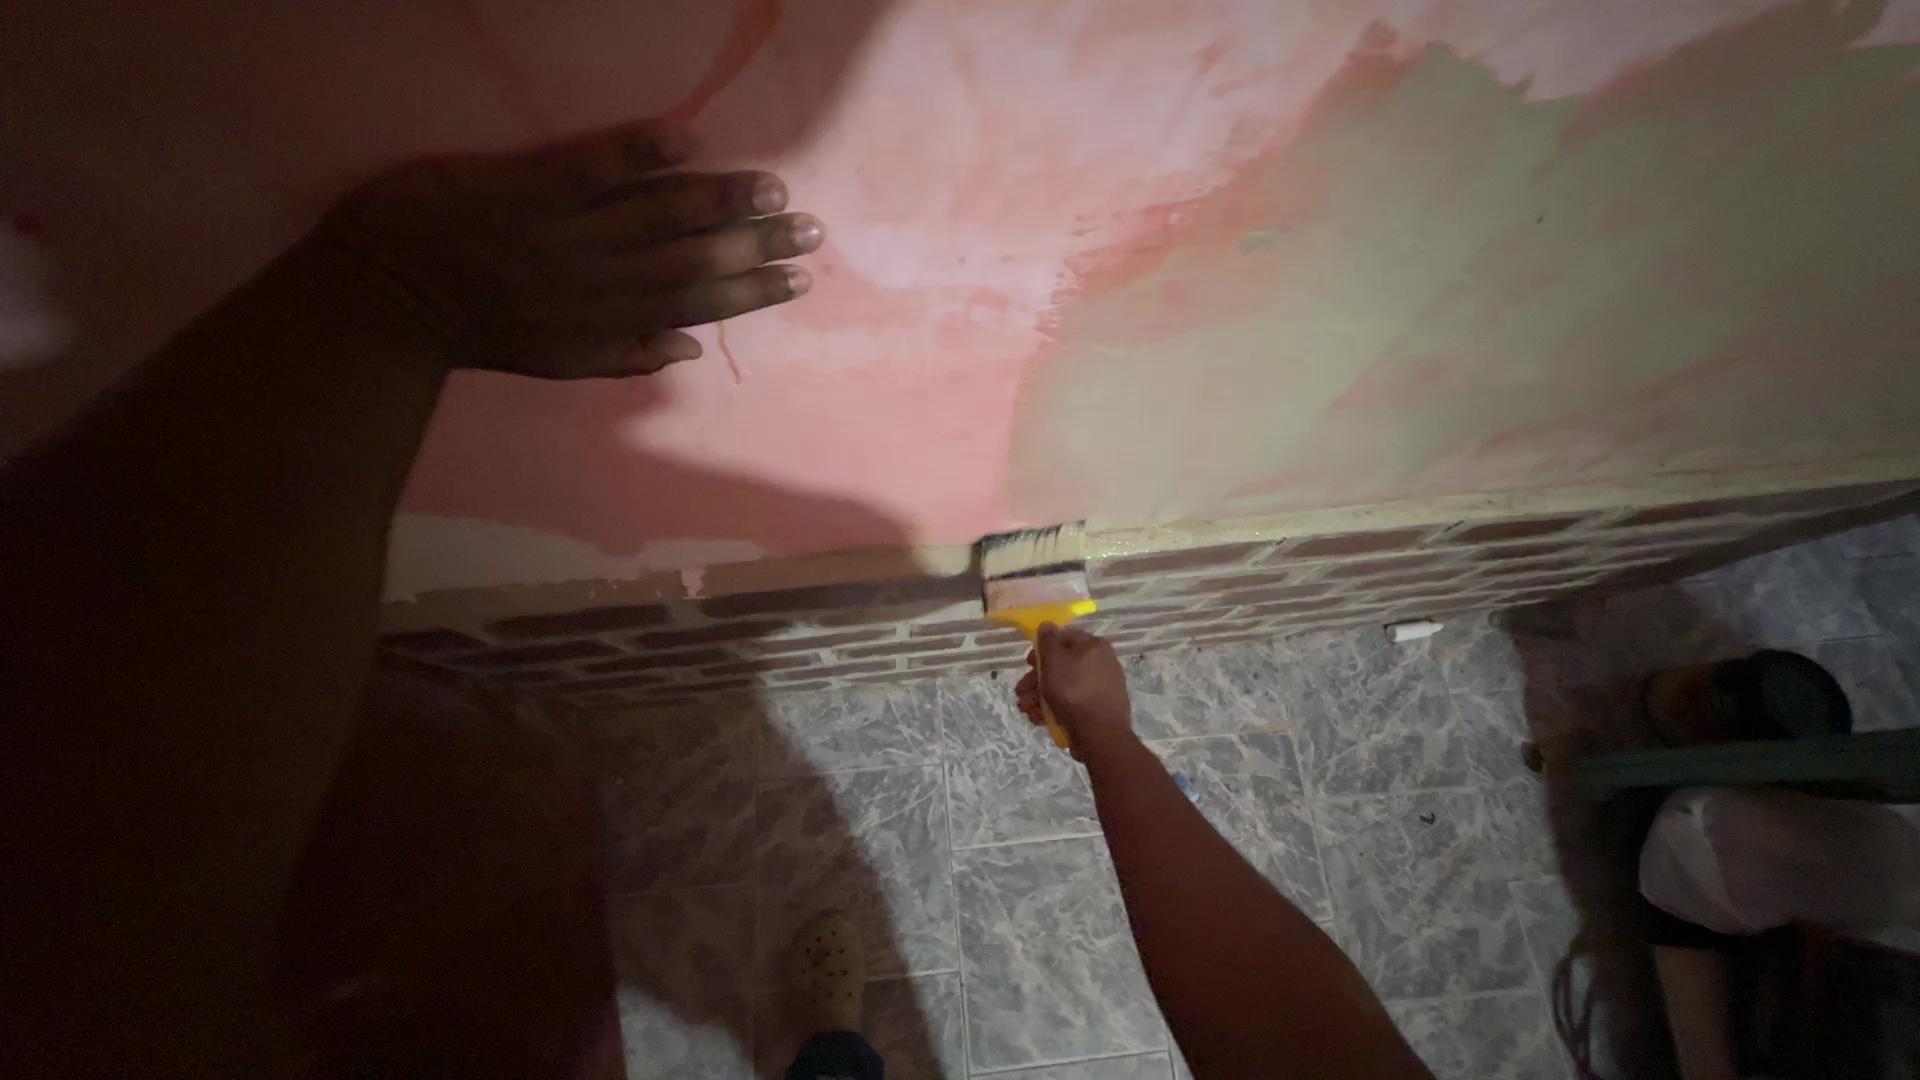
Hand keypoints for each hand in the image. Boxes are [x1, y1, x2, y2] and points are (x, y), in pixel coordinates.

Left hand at [314, 119, 819, 377]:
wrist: (386, 303)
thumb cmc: (481, 333)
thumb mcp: (560, 364)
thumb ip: (626, 358)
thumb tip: (693, 351)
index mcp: (613, 323)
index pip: (699, 304)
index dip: (752, 291)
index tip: (798, 278)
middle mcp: (605, 281)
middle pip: (693, 260)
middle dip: (756, 245)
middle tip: (809, 228)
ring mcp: (567, 234)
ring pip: (657, 218)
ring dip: (718, 203)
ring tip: (771, 189)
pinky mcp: (526, 189)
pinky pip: (590, 169)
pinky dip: (638, 154)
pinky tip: (687, 140)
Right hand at [1014, 623, 1135, 756]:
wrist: (1100, 736)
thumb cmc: (1074, 692)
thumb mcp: (1054, 661)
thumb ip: (1047, 640)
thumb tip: (1047, 624)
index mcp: (1094, 646)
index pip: (1064, 637)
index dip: (1042, 648)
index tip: (1028, 663)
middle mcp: (1101, 663)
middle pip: (1061, 665)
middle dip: (1036, 679)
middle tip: (1020, 692)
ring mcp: (1101, 688)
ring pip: (1064, 687)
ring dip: (1039, 697)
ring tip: (1026, 710)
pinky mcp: (1099, 710)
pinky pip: (1073, 703)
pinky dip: (1054, 709)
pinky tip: (1039, 720)